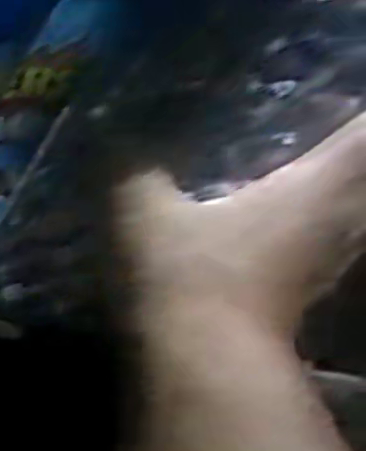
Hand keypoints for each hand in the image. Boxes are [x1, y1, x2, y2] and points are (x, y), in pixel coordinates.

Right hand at [113, 113, 365, 336]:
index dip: (350, 102)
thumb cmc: (183, 277)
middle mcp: (356, 207)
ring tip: (292, 180)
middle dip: (345, 145)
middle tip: (311, 132)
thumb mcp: (140, 221)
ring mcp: (341, 250)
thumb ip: (130, 176)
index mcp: (335, 177)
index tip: (327, 93)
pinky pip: (333, 235)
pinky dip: (316, 225)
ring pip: (356, 203)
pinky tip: (273, 228)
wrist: (198, 356)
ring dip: (335, 189)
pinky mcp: (312, 282)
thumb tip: (110, 135)